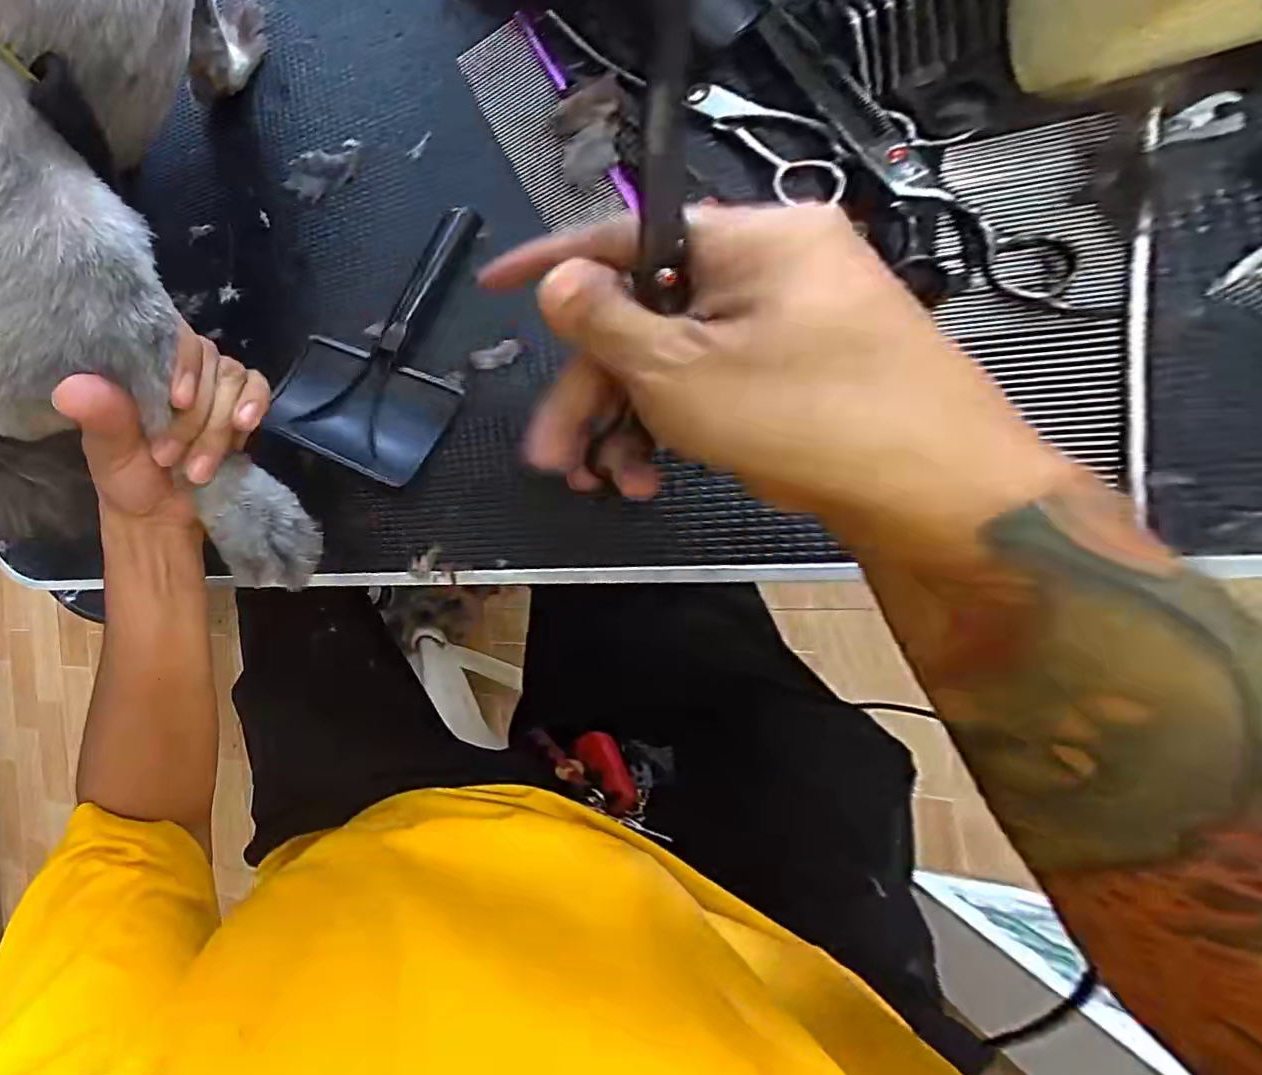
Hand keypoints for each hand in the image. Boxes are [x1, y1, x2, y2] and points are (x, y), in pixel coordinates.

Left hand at [50, 324, 268, 525]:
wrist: (161, 514)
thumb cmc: (127, 477)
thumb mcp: (109, 452)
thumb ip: (100, 418)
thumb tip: (70, 390)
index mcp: (144, 364)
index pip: (172, 336)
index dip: (181, 365)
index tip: (177, 402)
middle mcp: (183, 366)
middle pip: (208, 364)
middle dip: (193, 419)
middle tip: (167, 459)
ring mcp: (215, 383)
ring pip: (232, 381)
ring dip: (216, 431)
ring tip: (195, 472)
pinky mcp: (241, 404)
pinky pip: (257, 388)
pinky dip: (254, 404)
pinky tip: (246, 425)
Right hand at [478, 204, 1077, 562]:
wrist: (928, 492)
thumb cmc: (800, 414)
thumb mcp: (677, 368)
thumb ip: (604, 319)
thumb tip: (555, 278)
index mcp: (748, 242)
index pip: (625, 234)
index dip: (551, 263)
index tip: (495, 283)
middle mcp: (759, 271)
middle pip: (636, 323)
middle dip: (587, 397)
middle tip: (550, 456)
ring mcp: (771, 321)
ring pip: (659, 364)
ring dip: (619, 426)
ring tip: (600, 482)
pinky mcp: (777, 366)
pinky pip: (695, 384)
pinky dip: (661, 430)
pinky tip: (644, 478)